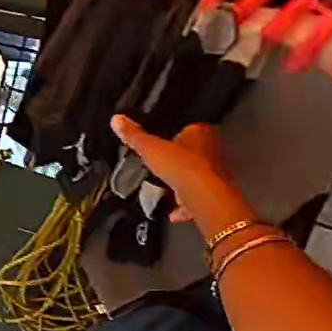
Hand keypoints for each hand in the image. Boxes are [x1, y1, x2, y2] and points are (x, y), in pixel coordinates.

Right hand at [110, 115, 256, 231]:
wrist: (201, 193)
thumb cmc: (181, 165)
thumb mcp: (149, 147)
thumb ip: (133, 135)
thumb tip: (117, 119)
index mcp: (200, 132)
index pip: (187, 128)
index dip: (174, 136)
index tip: (161, 144)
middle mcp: (212, 149)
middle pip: (192, 152)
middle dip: (178, 160)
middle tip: (161, 165)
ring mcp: (214, 171)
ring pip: (195, 174)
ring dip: (181, 182)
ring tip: (165, 188)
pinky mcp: (213, 191)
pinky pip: (195, 197)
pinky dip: (184, 205)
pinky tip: (172, 211)